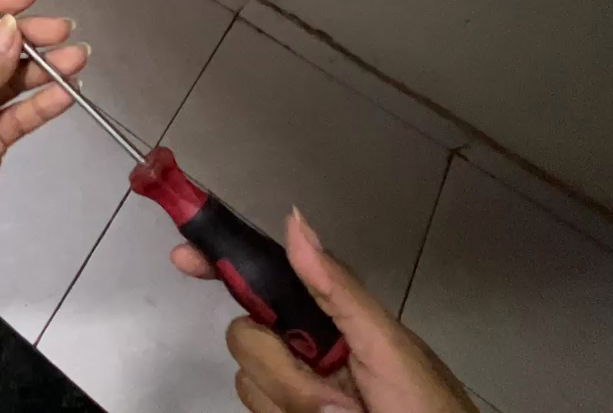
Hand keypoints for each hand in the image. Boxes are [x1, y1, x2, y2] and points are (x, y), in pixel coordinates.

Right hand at [171, 211, 475, 412]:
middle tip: (336, 398)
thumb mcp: (390, 347)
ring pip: (247, 379)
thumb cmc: (429, 412)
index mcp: (325, 320)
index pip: (260, 279)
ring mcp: (294, 393)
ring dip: (293, 402)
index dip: (217, 263)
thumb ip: (337, 288)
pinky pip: (255, 409)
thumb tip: (293, 219)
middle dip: (281, 367)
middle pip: (243, 332)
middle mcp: (303, 351)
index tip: (183, 258)